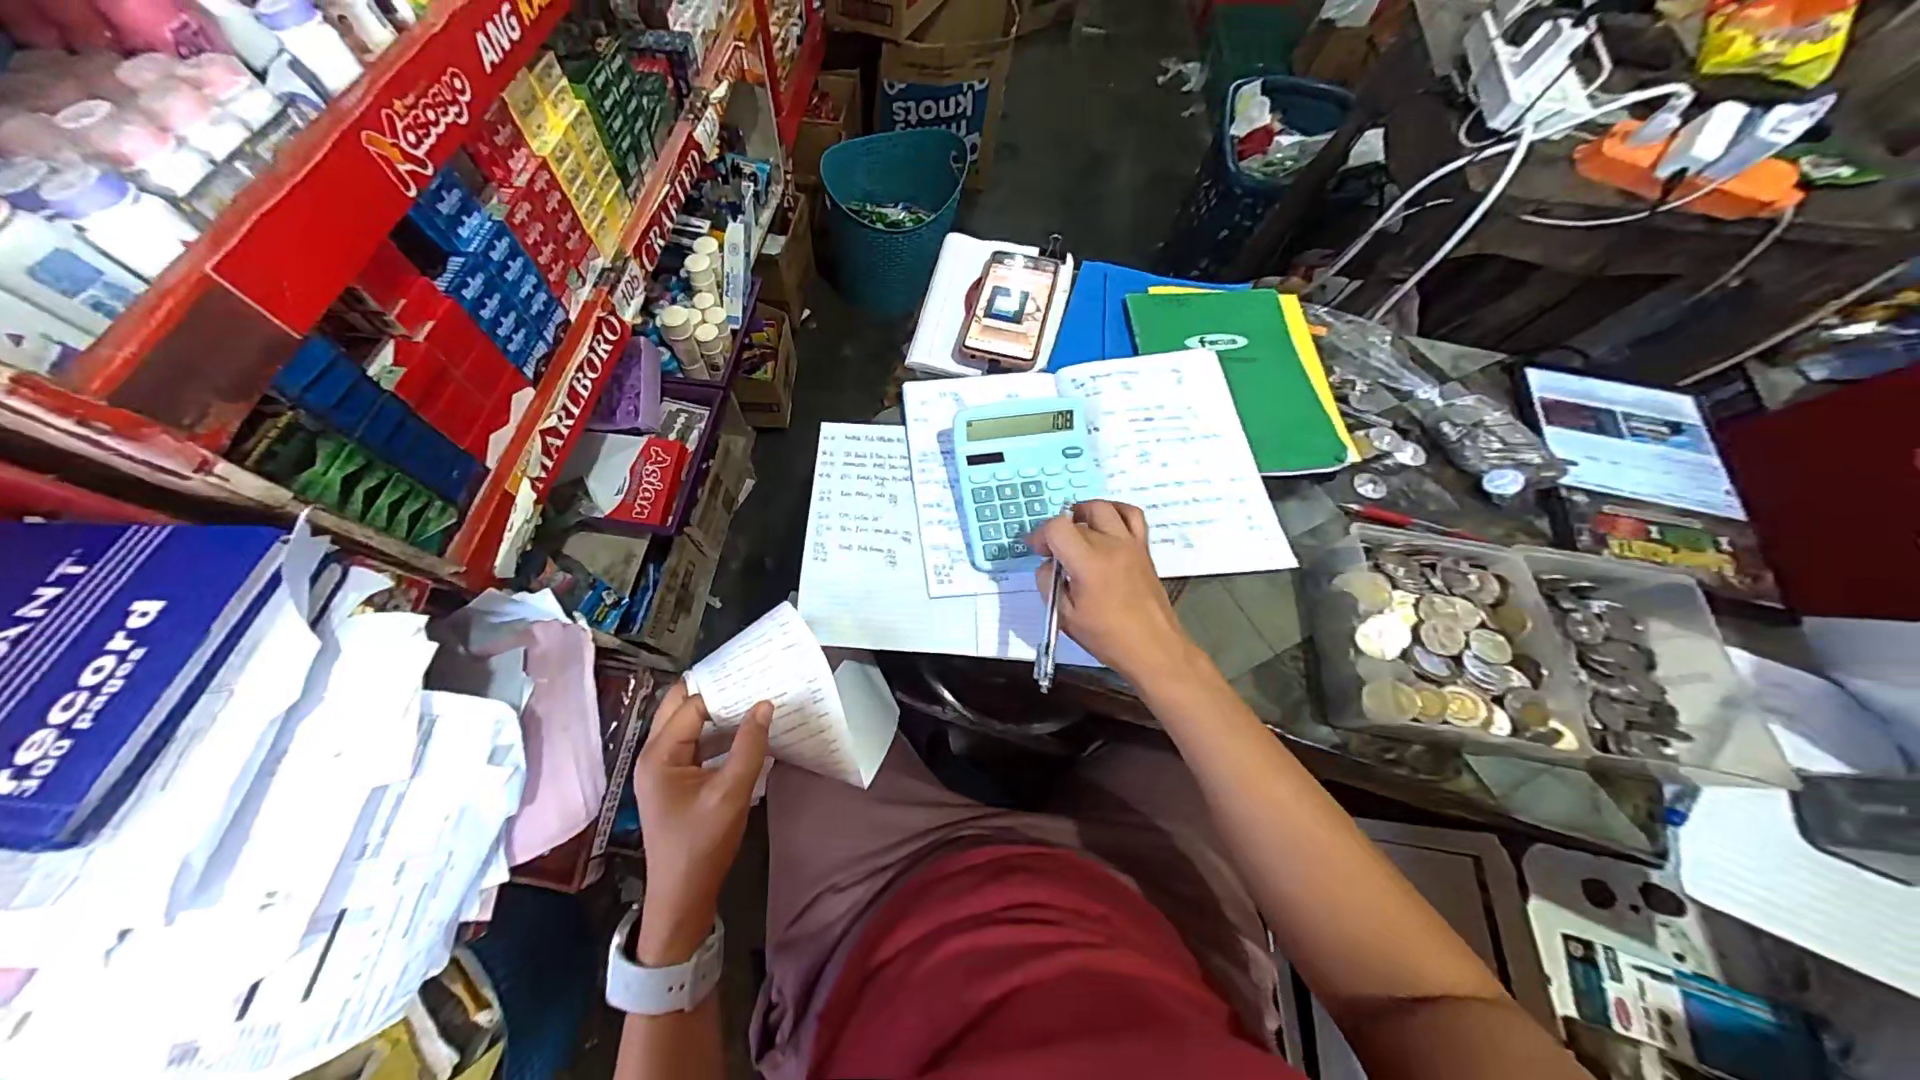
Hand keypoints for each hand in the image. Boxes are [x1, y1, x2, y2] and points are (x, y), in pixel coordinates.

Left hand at [631, 681, 770, 964]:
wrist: (683, 896)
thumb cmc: (702, 844)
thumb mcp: (731, 793)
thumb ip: (748, 747)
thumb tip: (764, 705)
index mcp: (659, 755)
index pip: (691, 706)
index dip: (722, 689)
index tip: (753, 674)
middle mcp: (655, 756)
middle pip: (680, 709)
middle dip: (714, 692)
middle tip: (750, 678)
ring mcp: (664, 769)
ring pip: (689, 726)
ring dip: (717, 713)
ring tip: (753, 698)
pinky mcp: (677, 781)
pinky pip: (697, 744)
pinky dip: (718, 734)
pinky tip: (745, 731)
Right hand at [1029, 500, 1201, 689]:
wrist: (1152, 648)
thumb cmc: (1108, 637)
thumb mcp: (1065, 617)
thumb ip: (1048, 584)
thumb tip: (1049, 566)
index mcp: (1088, 563)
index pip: (1057, 527)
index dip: (1040, 535)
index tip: (1037, 551)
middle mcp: (1111, 545)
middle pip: (1076, 520)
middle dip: (1057, 532)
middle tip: (1051, 551)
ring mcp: (1130, 544)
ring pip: (1103, 508)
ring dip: (1083, 513)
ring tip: (1075, 529)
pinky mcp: (1143, 549)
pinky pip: (1132, 516)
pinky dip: (1115, 512)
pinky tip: (1105, 524)